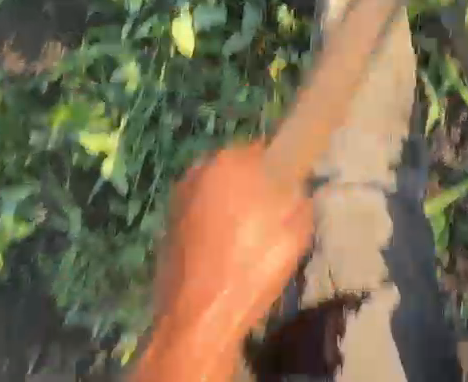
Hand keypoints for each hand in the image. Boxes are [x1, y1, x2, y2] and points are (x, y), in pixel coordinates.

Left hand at [134, 143, 311, 381]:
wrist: (200, 317)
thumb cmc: (252, 266)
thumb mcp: (296, 231)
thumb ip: (300, 198)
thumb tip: (297, 188)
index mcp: (230, 161)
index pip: (263, 150)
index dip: (279, 169)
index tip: (288, 191)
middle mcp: (200, 169)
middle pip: (236, 168)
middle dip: (252, 186)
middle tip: (270, 217)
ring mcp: (179, 197)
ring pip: (216, 191)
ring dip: (230, 204)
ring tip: (246, 239)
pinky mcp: (167, 224)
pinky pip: (200, 214)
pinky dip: (211, 225)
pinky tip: (223, 253)